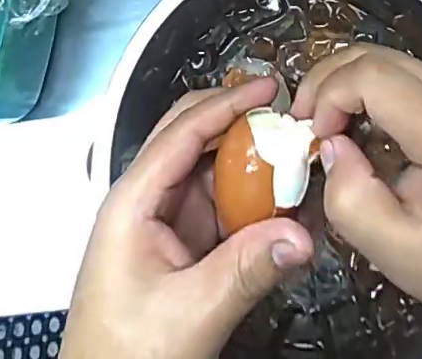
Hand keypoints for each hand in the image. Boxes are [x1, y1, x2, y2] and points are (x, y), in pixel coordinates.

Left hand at [63, 78, 315, 358]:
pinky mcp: (178, 243)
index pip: (183, 130)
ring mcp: (162, 219)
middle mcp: (146, 197)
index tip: (266, 89)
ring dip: (246, 160)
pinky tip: (276, 202)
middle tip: (281, 114)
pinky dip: (247, 198)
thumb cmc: (122, 356)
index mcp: (133, 198)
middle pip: (191, 137)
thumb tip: (300, 235)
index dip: (226, 103)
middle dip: (235, 120)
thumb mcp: (188, 314)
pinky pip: (216, 205)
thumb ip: (246, 271)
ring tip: (288, 154)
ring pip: (207, 169)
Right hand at [291, 45, 421, 336]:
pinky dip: (359, 88)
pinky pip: (392, 73)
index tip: (314, 141)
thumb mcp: (407, 258)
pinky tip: (351, 125)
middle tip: (303, 127)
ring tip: (321, 126)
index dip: (328, 97)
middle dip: (324, 83)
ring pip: (377, 57)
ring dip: (339, 82)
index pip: (369, 75)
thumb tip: (331, 151)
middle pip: (368, 56)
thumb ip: (354, 204)